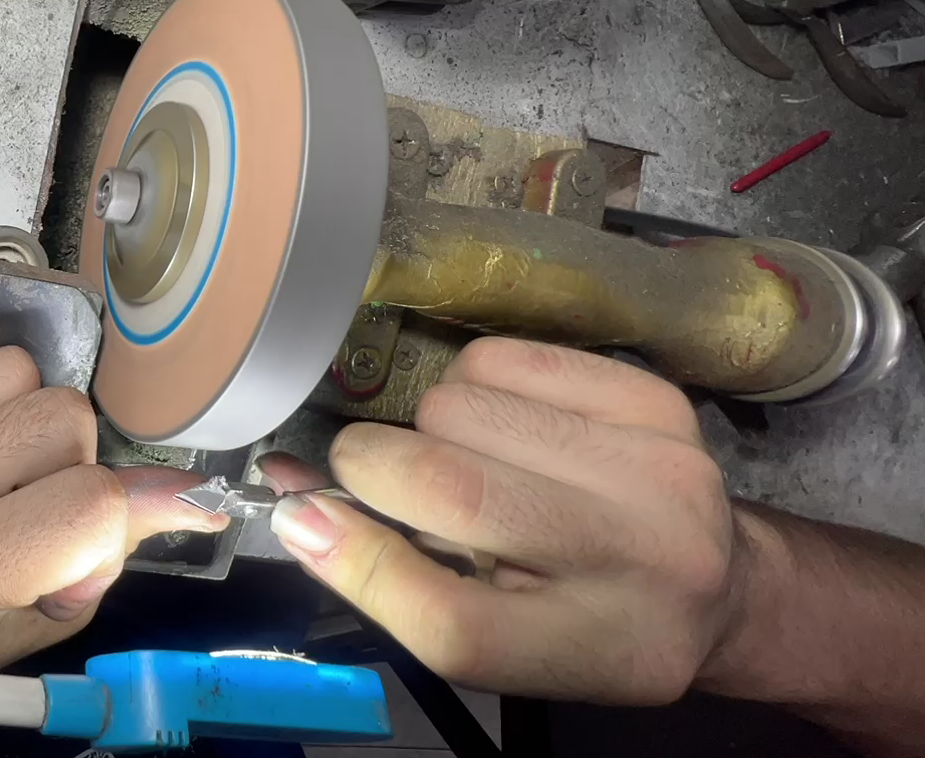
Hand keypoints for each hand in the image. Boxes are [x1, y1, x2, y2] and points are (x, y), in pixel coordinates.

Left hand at [0, 297, 226, 673]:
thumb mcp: (47, 611)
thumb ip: (117, 543)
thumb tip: (196, 494)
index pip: (93, 500)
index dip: (106, 516)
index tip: (77, 539)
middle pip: (61, 412)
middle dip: (67, 456)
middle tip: (30, 496)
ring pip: (9, 364)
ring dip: (17, 406)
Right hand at [264, 336, 742, 702]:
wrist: (715, 579)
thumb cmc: (572, 614)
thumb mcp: (484, 631)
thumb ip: (379, 574)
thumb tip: (291, 502)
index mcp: (595, 650)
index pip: (453, 621)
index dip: (357, 562)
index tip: (302, 518)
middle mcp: (643, 559)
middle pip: (442, 483)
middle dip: (372, 466)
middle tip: (392, 482)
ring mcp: (658, 467)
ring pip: (451, 404)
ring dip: (429, 426)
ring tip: (471, 459)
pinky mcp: (651, 399)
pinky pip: (491, 358)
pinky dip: (468, 382)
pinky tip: (505, 421)